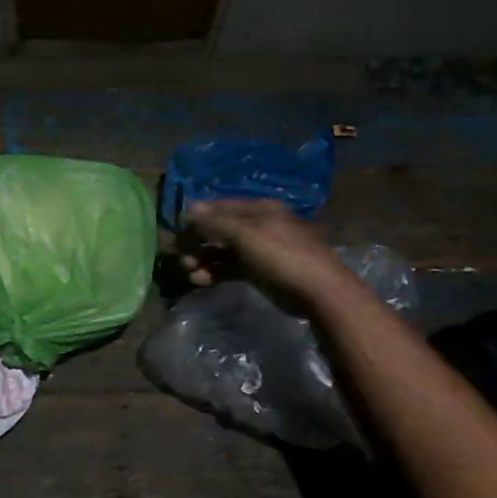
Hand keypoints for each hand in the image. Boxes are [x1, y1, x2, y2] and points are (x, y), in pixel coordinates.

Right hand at [181, 199, 352, 301]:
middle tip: (181, 259)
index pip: (220, 207)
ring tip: (190, 273)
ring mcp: (259, 249)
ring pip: (223, 250)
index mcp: (259, 209)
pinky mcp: (259, 271)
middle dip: (198, 242)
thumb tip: (188, 208)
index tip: (177, 232)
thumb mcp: (246, 235)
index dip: (198, 217)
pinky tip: (201, 281)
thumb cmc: (282, 255)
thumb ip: (216, 222)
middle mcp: (258, 225)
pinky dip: (215, 272)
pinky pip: (230, 267)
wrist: (319, 291)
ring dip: (203, 260)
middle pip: (219, 229)